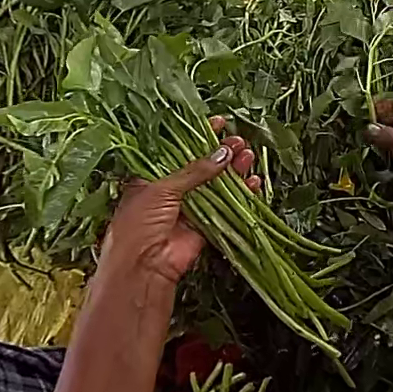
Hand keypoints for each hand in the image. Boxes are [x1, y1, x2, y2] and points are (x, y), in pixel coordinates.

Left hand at [100, 117, 259, 285]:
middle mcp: (171, 190)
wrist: (143, 267)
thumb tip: (222, 153)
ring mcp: (190, 207)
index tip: (218, 123)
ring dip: (234, 170)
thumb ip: (194, 171)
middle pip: (202, 166)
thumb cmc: (139, 224)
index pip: (178, 150)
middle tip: (239, 141)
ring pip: (217, 184)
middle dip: (221, 152)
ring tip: (248, 156)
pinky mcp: (205, 224)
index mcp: (152, 177)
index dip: (198, 135)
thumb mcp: (161, 189)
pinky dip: (242, 194)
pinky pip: (227, 205)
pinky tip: (253, 183)